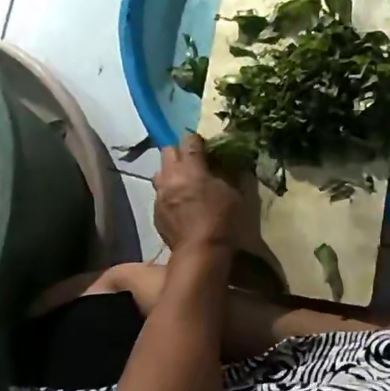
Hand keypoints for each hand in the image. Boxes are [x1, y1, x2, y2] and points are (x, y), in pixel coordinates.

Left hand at [154, 134, 241, 251]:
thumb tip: (225, 164)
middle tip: (191, 162)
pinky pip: (159, 194)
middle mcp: (171, 177)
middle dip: (179, 152)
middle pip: (167, 151)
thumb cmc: (223, 220)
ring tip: (181, 182)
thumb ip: (227, 174)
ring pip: (159, 172)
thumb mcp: (234, 193)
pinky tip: (179, 204)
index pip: (189, 140)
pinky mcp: (155, 211)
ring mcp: (160, 194)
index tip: (203, 145)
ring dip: (170, 173)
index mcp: (191, 168)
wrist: (201, 251)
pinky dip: (168, 194)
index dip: (196, 139)